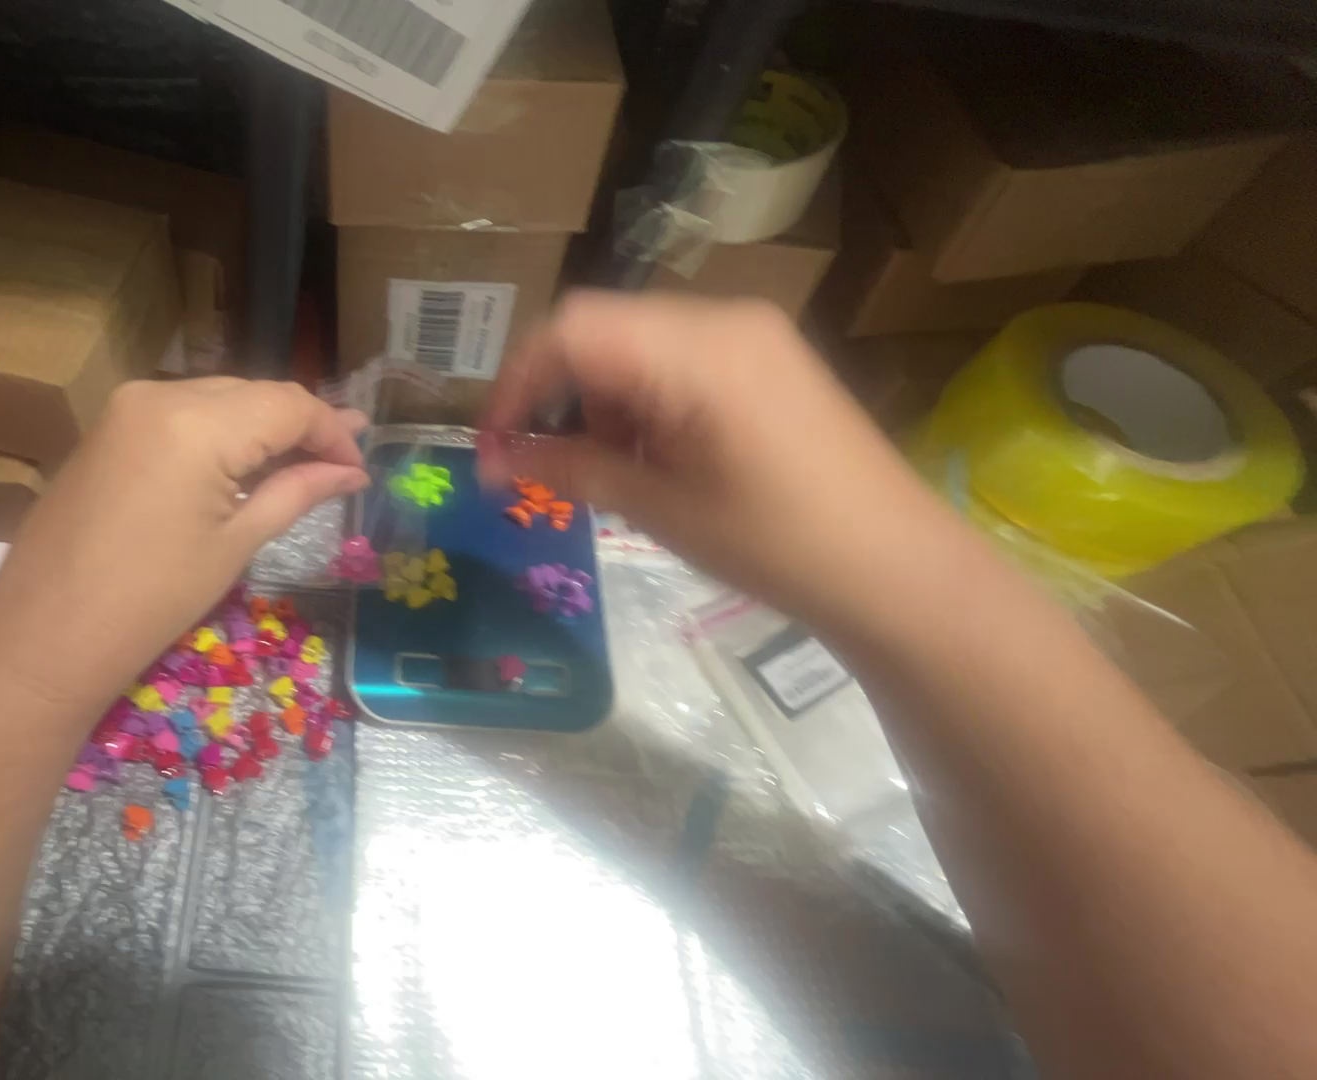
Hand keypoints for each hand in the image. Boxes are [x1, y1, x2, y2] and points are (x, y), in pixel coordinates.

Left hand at [0, 378, 368, 711]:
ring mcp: (128, 406)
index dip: (334, 431)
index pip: (289, 404)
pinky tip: (246, 462)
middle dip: (302, 426)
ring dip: (263, 428)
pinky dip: (223, 433)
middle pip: (255, 394)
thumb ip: (298, 492)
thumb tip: (352, 472)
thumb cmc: (153, 600)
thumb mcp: (235, 543)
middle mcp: (161, 394)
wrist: (46, 634)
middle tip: (341, 463)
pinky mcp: (110, 426)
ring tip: (303, 462)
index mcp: (197, 423)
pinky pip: (184, 414)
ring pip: (221, 399)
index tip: (360, 468)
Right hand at [479, 291, 976, 632]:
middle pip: (598, 331)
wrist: (896, 569)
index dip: (516, 383)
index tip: (491, 445)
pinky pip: (671, 359)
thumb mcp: (656, 507)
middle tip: (542, 464)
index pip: (571, 330)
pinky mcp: (760, 358)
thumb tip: (492, 460)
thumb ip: (567, 468)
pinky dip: (637, 400)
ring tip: (603, 467)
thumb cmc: (773, 544)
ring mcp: (747, 335)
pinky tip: (648, 453)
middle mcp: (721, 320)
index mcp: (696, 350)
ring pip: (630, 344)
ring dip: (595, 401)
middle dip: (555, 396)